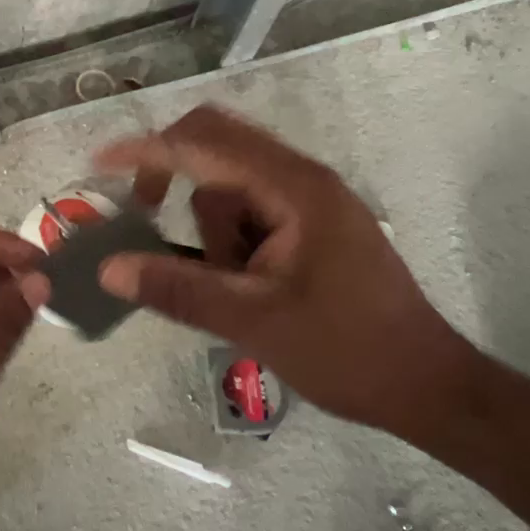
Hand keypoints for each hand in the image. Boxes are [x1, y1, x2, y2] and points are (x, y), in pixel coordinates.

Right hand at [95, 104, 477, 435]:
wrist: (430, 387)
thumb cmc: (348, 351)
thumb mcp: (253, 322)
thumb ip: (178, 290)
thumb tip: (108, 269)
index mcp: (293, 187)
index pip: (204, 145)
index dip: (146, 150)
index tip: (99, 165)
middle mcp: (301, 177)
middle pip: (216, 143)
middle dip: (173, 173)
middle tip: (144, 209)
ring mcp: (309, 198)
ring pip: (229, 182)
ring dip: (211, 225)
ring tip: (231, 284)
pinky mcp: (311, 221)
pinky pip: (249, 206)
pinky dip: (230, 235)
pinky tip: (242, 281)